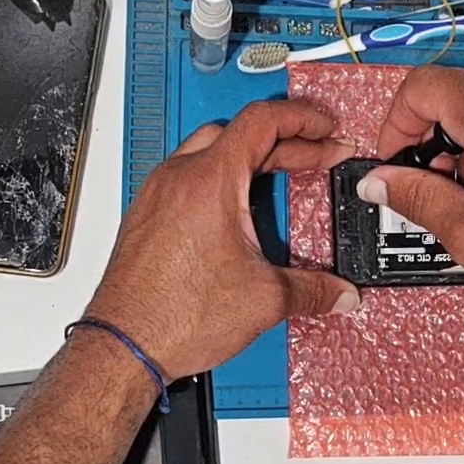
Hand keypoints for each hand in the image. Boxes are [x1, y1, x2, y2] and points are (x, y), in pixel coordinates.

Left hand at [86, 99, 362, 378]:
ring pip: (211, 149)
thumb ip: (312, 289)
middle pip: (240, 132)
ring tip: (281, 175)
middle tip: (318, 158)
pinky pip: (189, 175)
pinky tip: (239, 207)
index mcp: (210, 182)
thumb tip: (339, 292)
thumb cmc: (173, 317)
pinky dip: (222, 177)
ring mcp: (158, 194)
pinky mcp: (148, 214)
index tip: (326, 128)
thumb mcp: (263, 300)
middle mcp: (179, 178)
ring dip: (251, 156)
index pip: (262, 121)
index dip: (304, 118)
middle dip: (287, 141)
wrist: (124, 345)